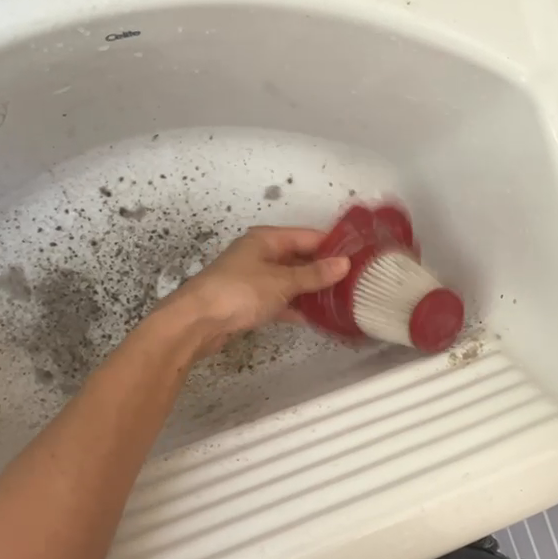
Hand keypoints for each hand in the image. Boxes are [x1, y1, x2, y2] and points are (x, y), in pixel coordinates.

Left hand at [149, 227, 350, 359]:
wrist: (197, 322)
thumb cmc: (239, 292)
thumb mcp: (282, 282)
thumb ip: (314, 274)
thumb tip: (344, 264)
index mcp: (267, 239)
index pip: (309, 236)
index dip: (334, 245)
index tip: (359, 256)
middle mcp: (261, 254)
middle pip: (301, 258)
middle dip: (326, 270)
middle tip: (356, 282)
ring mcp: (255, 279)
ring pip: (292, 281)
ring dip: (313, 290)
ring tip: (343, 300)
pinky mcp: (251, 302)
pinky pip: (282, 300)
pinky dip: (297, 307)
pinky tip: (318, 318)